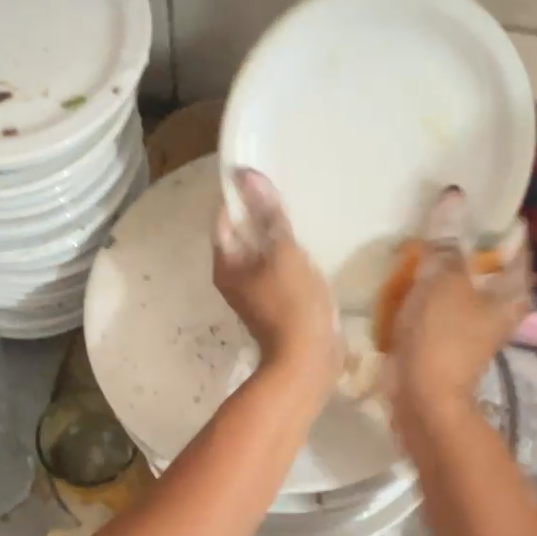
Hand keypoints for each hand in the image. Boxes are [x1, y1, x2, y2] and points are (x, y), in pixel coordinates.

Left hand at [213, 168, 340, 386]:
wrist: (308, 361)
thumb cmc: (293, 304)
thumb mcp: (283, 251)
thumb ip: (267, 213)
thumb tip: (245, 174)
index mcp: (226, 264)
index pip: (226, 216)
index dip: (242, 193)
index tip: (266, 174)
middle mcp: (233, 278)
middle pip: (244, 235)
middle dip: (262, 213)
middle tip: (288, 190)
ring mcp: (255, 294)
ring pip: (263, 253)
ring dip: (278, 236)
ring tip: (302, 214)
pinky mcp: (277, 305)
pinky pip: (280, 270)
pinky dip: (290, 256)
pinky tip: (311, 246)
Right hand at [388, 188, 529, 413]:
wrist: (420, 399)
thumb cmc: (441, 337)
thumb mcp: (443, 279)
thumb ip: (447, 238)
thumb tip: (454, 195)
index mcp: (513, 289)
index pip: (513, 239)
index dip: (491, 217)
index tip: (465, 199)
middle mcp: (500, 306)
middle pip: (482, 261)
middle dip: (459, 241)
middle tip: (432, 217)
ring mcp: (472, 326)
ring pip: (457, 283)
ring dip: (438, 267)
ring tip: (414, 244)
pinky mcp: (446, 341)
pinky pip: (436, 305)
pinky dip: (424, 292)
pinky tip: (405, 278)